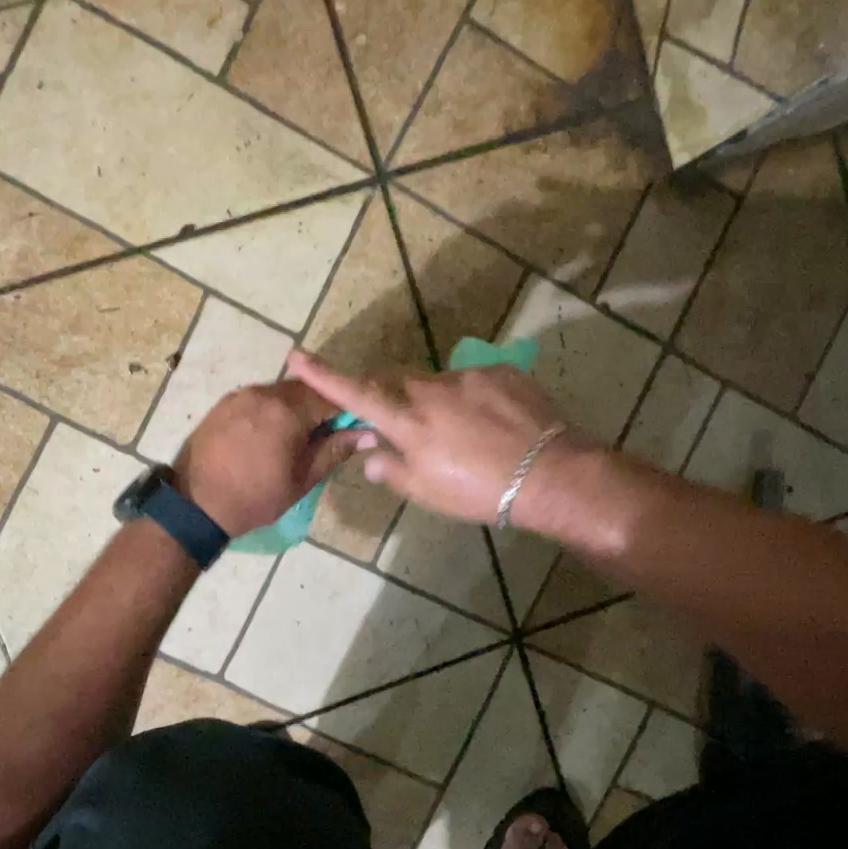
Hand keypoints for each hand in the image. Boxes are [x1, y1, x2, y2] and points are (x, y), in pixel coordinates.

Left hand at [173, 379, 365, 534]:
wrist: (195, 505)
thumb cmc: (255, 498)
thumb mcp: (302, 480)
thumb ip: (334, 451)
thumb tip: (367, 434)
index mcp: (287, 410)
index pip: (332, 396)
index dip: (347, 410)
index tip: (354, 427)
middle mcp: (264, 393)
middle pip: (306, 389)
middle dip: (320, 407)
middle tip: (325, 435)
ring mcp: (240, 395)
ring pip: (281, 392)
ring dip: (296, 409)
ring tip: (297, 438)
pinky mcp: (224, 403)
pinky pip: (259, 399)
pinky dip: (272, 411)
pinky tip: (271, 436)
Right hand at [285, 349, 590, 526]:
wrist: (551, 475)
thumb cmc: (480, 492)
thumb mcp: (428, 492)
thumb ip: (392, 469)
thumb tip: (372, 456)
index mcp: (408, 420)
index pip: (355, 393)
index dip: (323, 375)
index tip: (296, 356)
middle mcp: (432, 389)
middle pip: (396, 381)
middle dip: (390, 395)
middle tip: (403, 424)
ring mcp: (469, 376)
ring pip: (437, 383)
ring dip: (436, 402)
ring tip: (463, 435)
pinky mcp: (501, 372)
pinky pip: (473, 381)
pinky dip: (471, 399)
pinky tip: (492, 425)